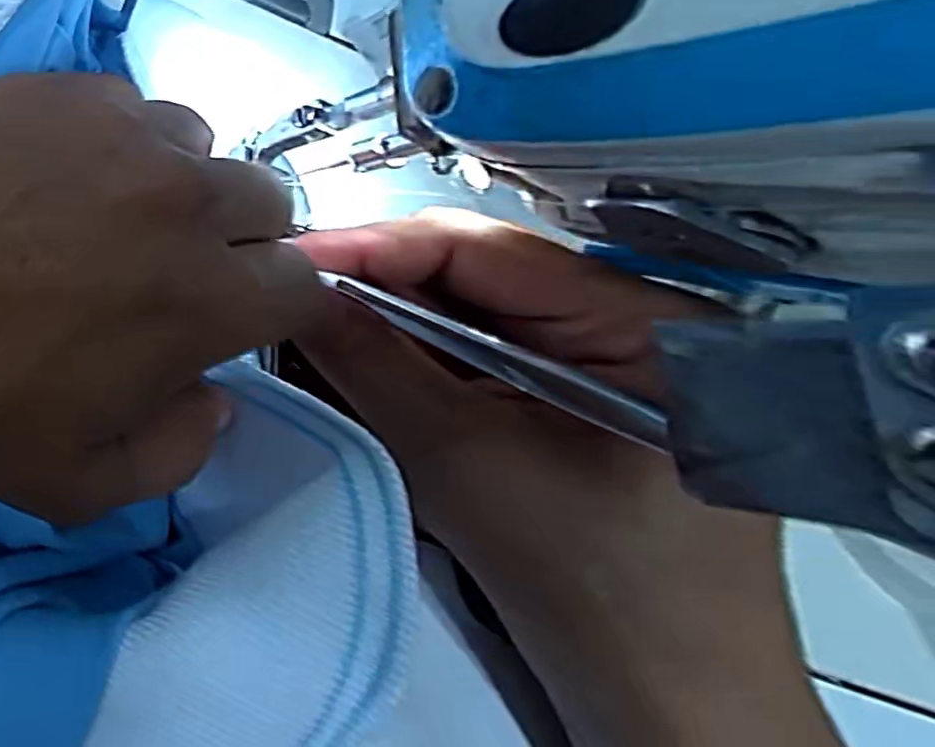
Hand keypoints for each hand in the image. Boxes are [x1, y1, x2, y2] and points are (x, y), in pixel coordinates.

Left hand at [0, 74, 323, 525]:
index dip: (270, 304)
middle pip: (263, 203)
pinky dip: (110, 137)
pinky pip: (123, 106)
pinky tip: (49, 166)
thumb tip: (215, 400)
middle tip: (158, 265)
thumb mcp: (68, 480)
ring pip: (196, 144)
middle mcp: (186, 199)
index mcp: (205, 297)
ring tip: (103, 208)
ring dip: (174, 180)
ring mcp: (122, 130)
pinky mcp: (61, 89)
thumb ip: (172, 455)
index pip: (304, 286)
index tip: (223, 313)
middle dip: (232, 240)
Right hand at [294, 209, 840, 746]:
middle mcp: (613, 315)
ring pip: (447, 305)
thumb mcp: (453, 453)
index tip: (288, 257)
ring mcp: (581, 349)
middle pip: (457, 270)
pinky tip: (343, 354)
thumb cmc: (580, 576)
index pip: (474, 245)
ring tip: (301, 321)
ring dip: (371, 315)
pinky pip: (453, 343)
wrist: (651, 691)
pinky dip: (392, 347)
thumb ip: (365, 358)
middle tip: (283, 291)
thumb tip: (288, 289)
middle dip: (363, 281)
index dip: (370, 244)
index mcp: (637, 318)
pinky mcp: (547, 382)